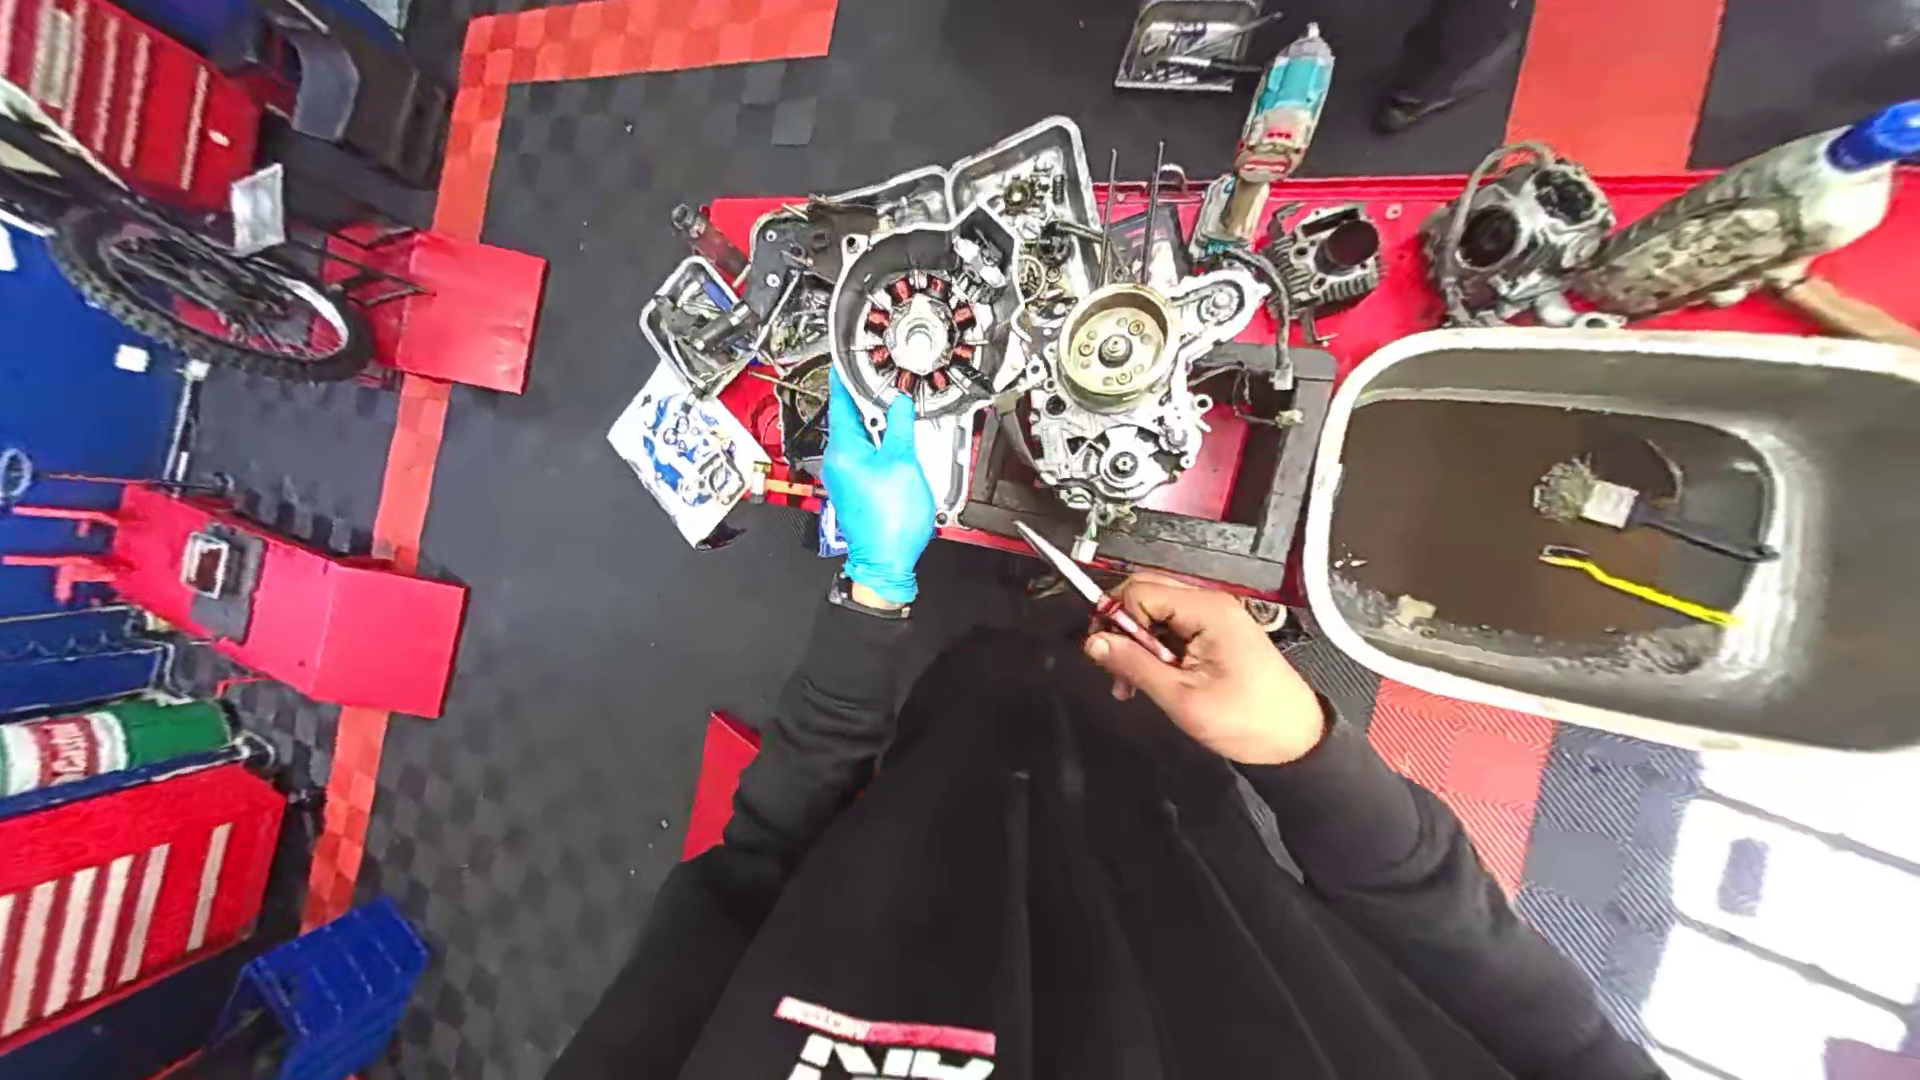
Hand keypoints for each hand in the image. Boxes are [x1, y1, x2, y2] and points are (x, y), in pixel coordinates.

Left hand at [824, 370, 935, 604]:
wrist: (887, 561)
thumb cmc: (891, 522)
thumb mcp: (903, 463)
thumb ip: (900, 427)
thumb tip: (899, 403)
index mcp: (843, 450)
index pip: (840, 402)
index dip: (846, 378)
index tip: (847, 361)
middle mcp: (838, 462)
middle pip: (852, 421)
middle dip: (871, 405)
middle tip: (889, 390)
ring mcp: (845, 477)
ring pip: (861, 440)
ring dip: (879, 428)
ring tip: (899, 420)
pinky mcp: (856, 489)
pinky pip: (866, 458)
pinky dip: (880, 448)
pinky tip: (897, 450)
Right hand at [1082, 574, 1324, 764]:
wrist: (1297, 742)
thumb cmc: (1247, 721)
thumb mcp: (1181, 697)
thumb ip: (1133, 664)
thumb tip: (1093, 642)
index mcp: (1206, 610)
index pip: (1140, 591)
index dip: (1117, 620)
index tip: (1109, 654)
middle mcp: (1209, 602)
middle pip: (1144, 593)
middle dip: (1121, 626)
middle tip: (1113, 664)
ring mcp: (1212, 615)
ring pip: (1152, 609)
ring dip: (1134, 640)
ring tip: (1130, 679)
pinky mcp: (1213, 631)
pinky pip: (1168, 625)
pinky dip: (1151, 646)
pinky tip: (1148, 675)